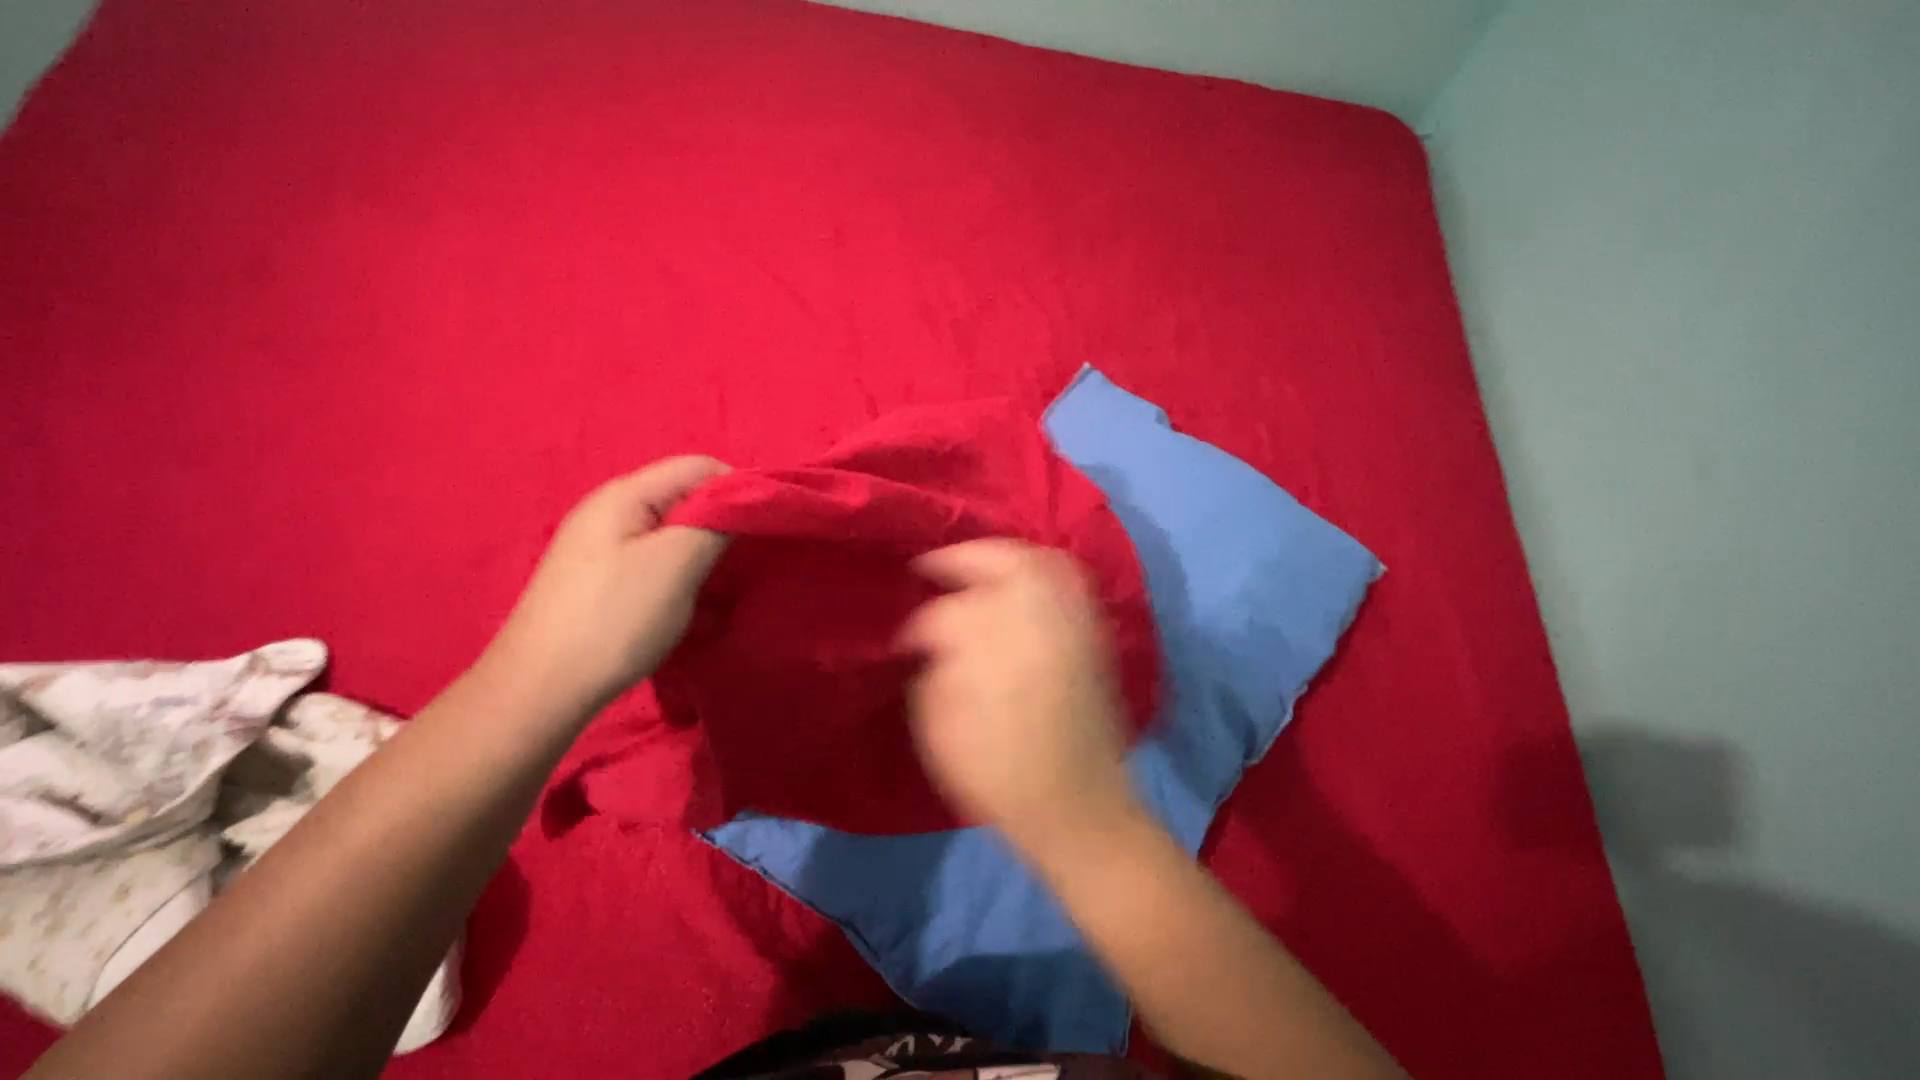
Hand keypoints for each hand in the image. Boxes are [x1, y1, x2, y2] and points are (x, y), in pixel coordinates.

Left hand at [483, 456, 730, 710]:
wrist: (542, 689)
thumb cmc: (614, 618)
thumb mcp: (676, 564)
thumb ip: (715, 524)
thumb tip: (741, 503)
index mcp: (625, 495)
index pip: (699, 468)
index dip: (739, 490)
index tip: (766, 528)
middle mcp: (610, 513)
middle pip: (685, 501)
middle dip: (723, 528)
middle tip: (750, 564)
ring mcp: (602, 552)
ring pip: (672, 539)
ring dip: (705, 561)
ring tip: (728, 593)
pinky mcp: (601, 587)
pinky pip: (656, 570)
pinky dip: (683, 585)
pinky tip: (697, 617)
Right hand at [901, 539, 1142, 857]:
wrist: (1077, 809)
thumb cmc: (1000, 779)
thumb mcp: (943, 734)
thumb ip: (932, 674)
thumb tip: (931, 642)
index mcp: (993, 651)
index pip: (947, 614)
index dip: (919, 624)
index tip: (905, 641)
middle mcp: (1040, 627)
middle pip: (1003, 564)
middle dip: (965, 559)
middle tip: (934, 569)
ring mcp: (1073, 628)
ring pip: (1041, 565)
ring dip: (1003, 558)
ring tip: (973, 569)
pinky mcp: (1093, 639)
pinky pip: (1071, 585)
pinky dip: (1040, 573)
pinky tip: (1018, 587)